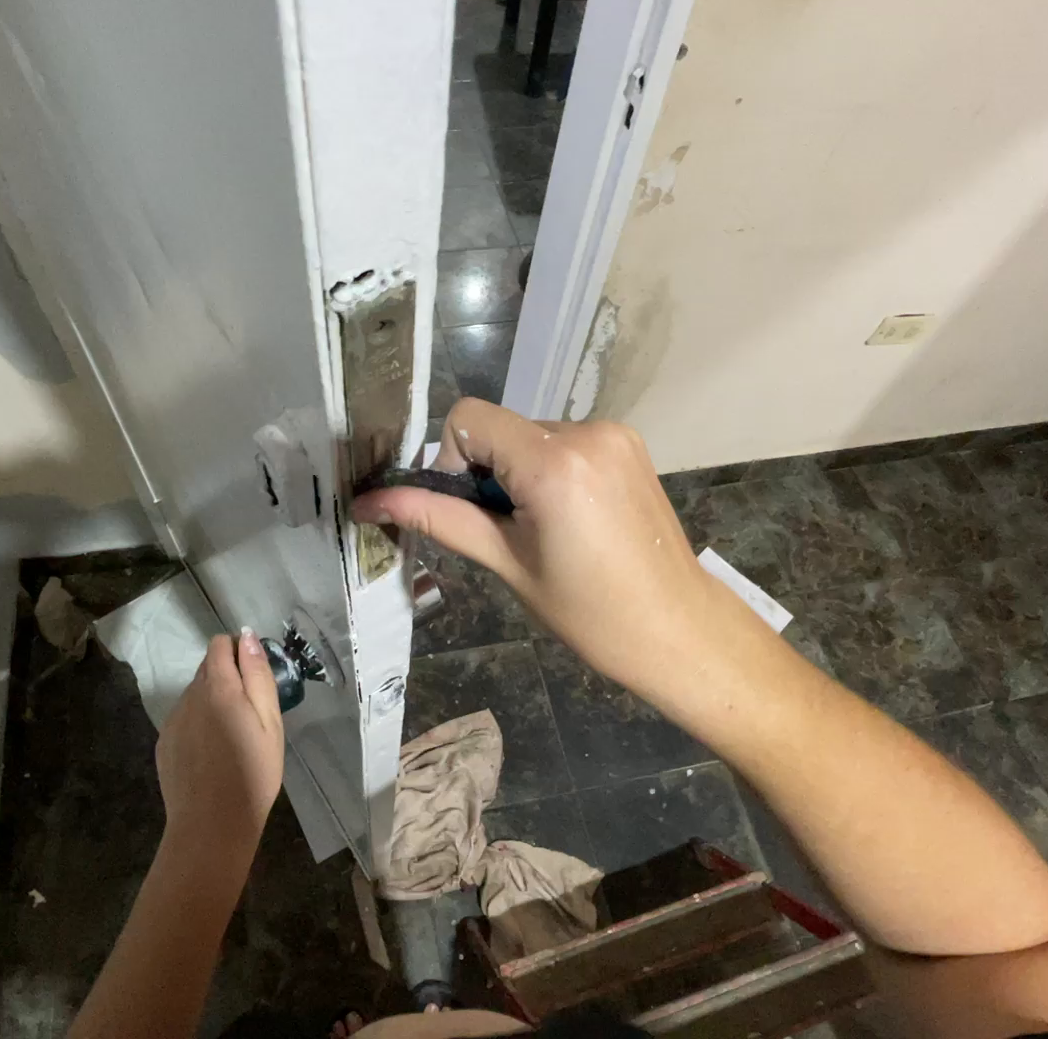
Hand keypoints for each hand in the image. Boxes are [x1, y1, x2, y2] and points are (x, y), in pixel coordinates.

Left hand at [155, 632, 285, 856]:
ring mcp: (173, 720)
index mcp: (218, 686)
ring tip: (232, 734)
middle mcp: (190, 696)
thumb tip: (247, 637)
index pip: (219, 645)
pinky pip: (184, 717)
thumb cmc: (253, 772)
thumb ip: (258, 675)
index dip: (238, 650)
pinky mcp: (164, 742)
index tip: (255, 675)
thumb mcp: (270, 721)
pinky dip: (199, 722)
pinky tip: (212, 751)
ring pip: (195, 693)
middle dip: (228, 675)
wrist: (212, 825)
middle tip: (250, 709)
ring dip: (213, 699)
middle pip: (207, 667)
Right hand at [351, 398, 734, 693]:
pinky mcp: (629, 443)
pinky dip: (550, 468)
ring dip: (519, 471)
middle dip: (488, 471)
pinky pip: (564, 440)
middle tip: (509, 530)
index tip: (474, 508)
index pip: (468, 418)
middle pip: (500, 427)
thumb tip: (369, 502)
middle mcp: (587, 431)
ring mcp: (614, 433)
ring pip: (531, 434)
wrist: (679, 629)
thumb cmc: (590, 613)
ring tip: (545, 529)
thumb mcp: (508, 564)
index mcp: (554, 463)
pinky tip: (571, 516)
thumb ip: (441, 519)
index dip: (453, 460)